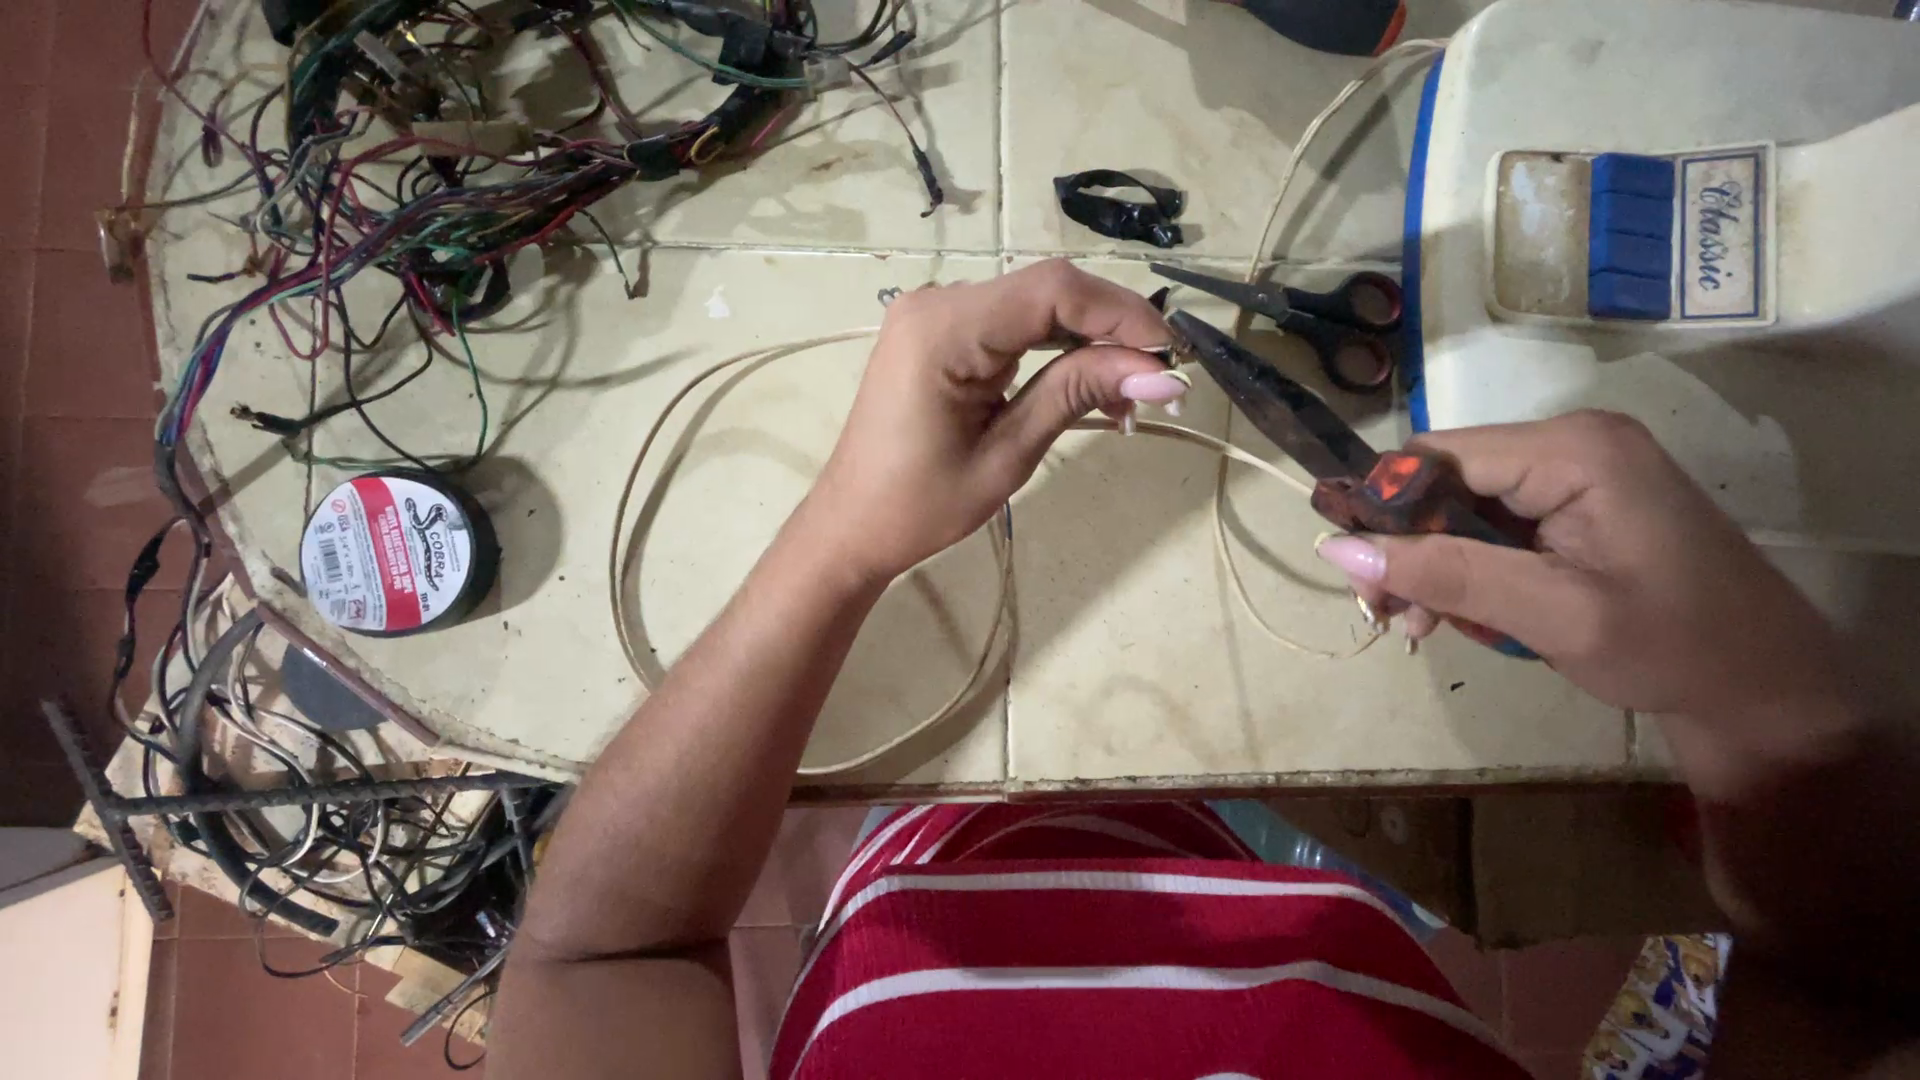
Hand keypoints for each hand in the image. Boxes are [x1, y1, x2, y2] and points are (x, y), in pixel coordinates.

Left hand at [795, 259, 1183, 582]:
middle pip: (1048, 291)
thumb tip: (1161, 375)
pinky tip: (1090, 383)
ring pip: (1035, 305)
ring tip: (1131, 394)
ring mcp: (934, 312)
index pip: (1053, 291)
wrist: (852, 524)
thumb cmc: (921, 507)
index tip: (1171, 358)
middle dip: (1112, 331)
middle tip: (1159, 383)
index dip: (1122, 315)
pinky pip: (1011, 324)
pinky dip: (1055, 349)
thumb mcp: (1008, 454)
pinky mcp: (938, 332)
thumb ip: (1078, 395)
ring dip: (1089, 341)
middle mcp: (936, 302)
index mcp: (943, 329)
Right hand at [1314, 411, 1843, 717]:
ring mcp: (1568, 473)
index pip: (1432, 457)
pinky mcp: (1568, 504)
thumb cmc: (1672, 647)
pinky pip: (1481, 524)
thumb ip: (1444, 574)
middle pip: (1438, 480)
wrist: (1764, 688)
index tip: (1365, 578)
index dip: (1385, 511)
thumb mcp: (1551, 613)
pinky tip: (1451, 611)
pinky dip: (1457, 568)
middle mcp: (1565, 444)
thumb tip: (1336, 550)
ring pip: (1451, 507)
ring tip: (1419, 623)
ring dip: (1425, 565)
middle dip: (1403, 547)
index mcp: (1571, 451)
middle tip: (1388, 613)